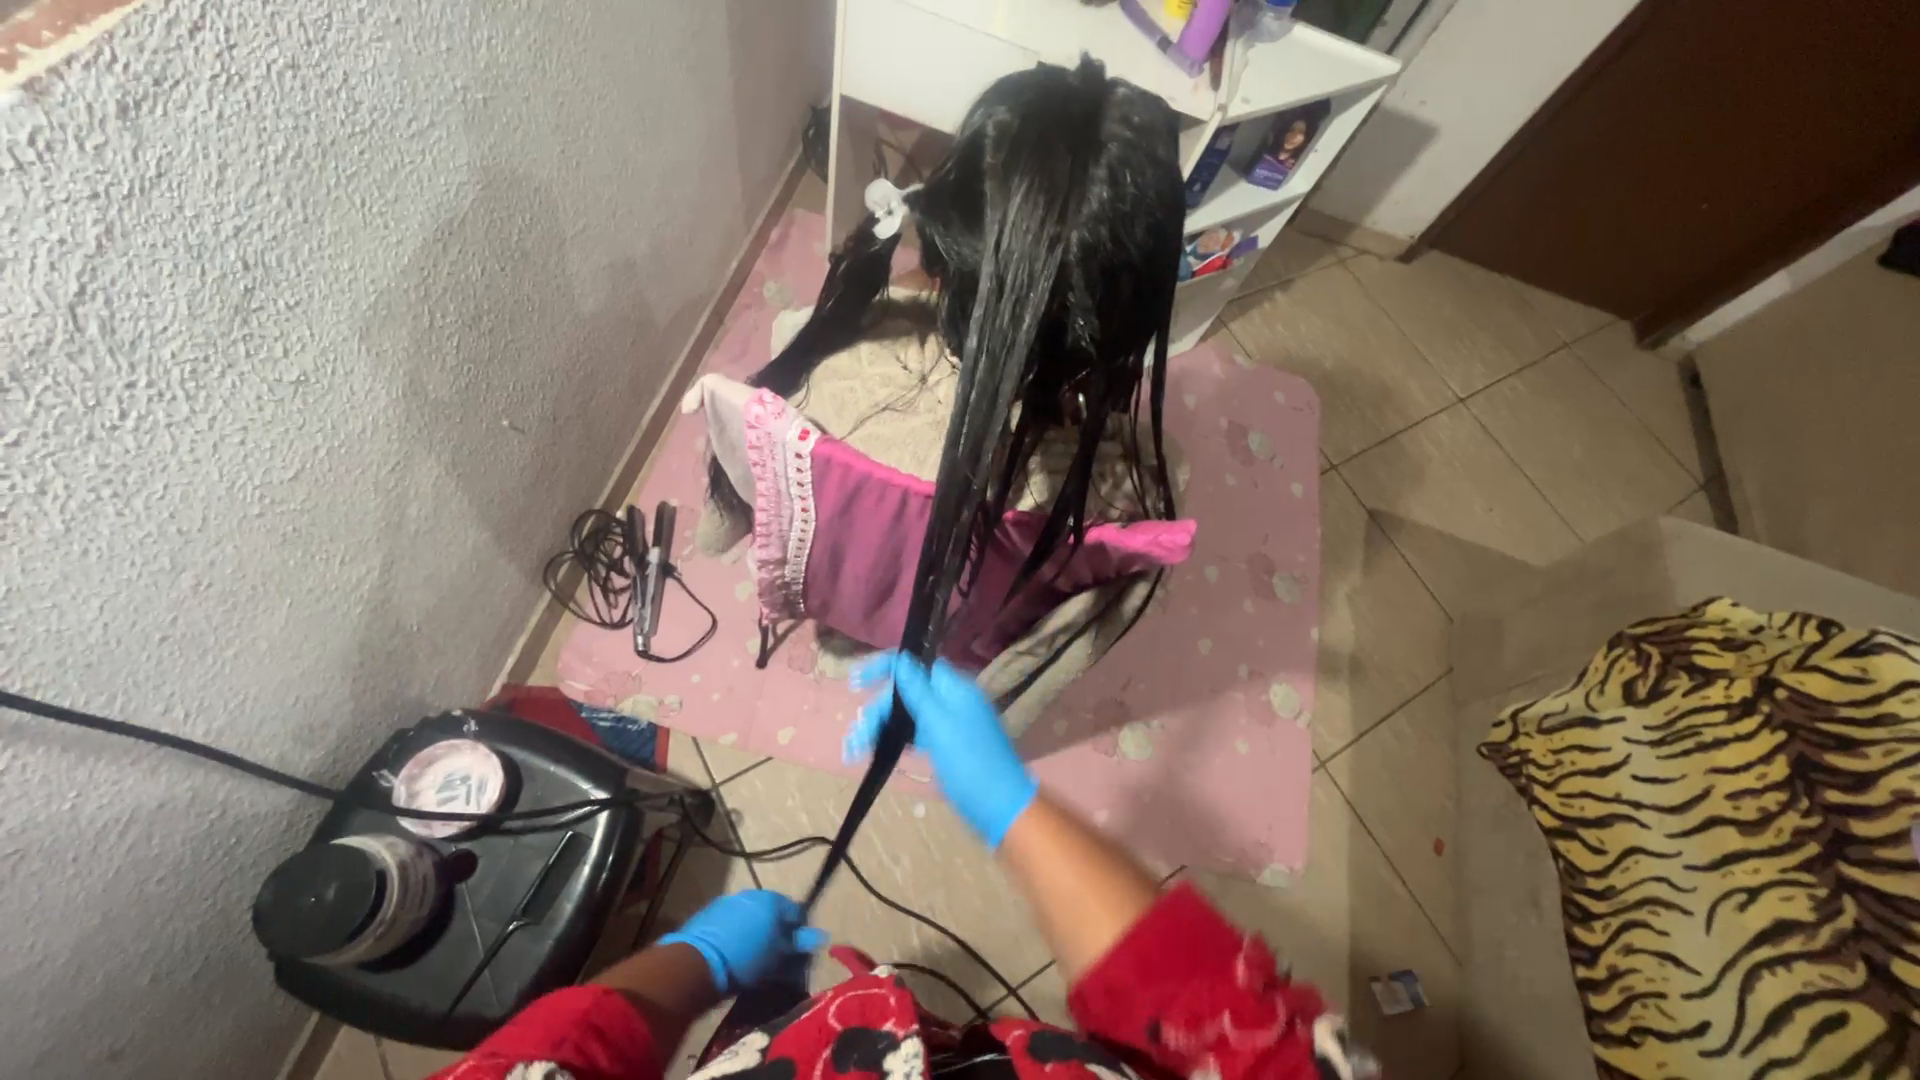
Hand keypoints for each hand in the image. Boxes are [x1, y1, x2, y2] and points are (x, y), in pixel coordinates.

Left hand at [658, 890, 826, 994]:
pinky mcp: (709, 913)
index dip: (799, 936)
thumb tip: (822, 937)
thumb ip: (800, 945)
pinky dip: (735, 936)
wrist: (697, 963)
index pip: (797, 913)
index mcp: (774, 900)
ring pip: (751, 918)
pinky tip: (732, 956)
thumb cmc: (747, 960)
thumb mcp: (778, 958)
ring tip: (751, 960)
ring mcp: (729, 901)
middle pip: (773, 914)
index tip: (795, 956)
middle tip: (775, 960)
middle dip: (776, 934)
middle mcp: (753, 894)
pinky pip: (731, 923)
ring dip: (755, 934)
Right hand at [846, 651, 1038, 848]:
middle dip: (877, 710)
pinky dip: (892, 740)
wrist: (999, 808)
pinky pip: (912, 734)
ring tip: (853, 750)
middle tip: (856, 736)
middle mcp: (949, 700)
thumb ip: (919, 691)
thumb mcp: (940, 724)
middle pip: (905, 693)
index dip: (885, 668)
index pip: (916, 665)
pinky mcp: (942, 745)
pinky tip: (872, 752)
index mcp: (954, 688)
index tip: (856, 682)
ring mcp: (946, 724)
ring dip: (878, 727)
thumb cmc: (971, 764)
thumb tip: (902, 658)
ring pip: (905, 715)